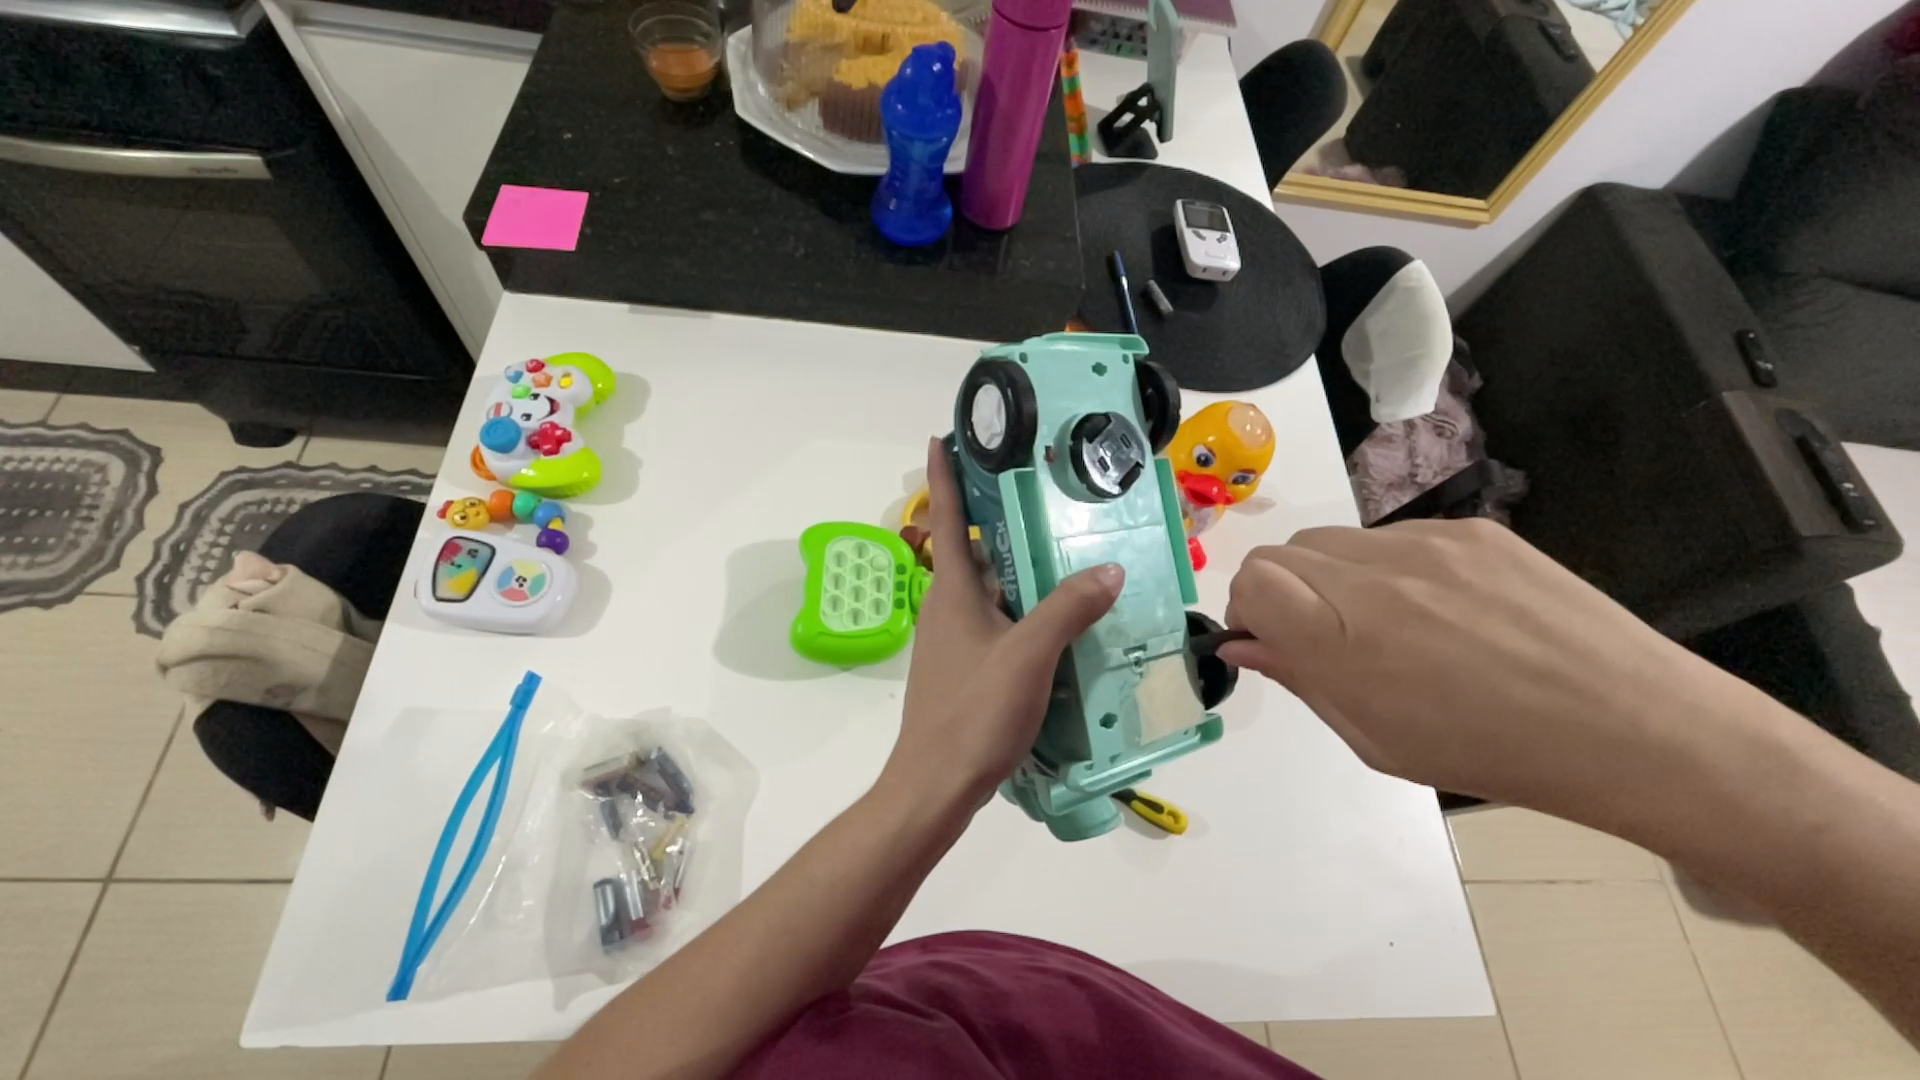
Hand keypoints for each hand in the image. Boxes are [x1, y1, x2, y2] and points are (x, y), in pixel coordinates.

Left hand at [883, 438, 1123, 809]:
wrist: (935, 785)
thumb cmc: (972, 713)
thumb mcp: (1027, 656)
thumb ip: (1067, 610)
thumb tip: (1108, 566)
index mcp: (952, 592)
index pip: (944, 517)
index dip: (945, 475)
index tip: (942, 437)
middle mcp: (948, 608)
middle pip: (975, 551)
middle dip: (1004, 522)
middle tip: (1050, 498)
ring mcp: (955, 642)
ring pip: (992, 592)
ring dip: (1023, 573)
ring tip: (1071, 556)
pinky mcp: (967, 670)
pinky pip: (1000, 626)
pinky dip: (1027, 614)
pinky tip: (1064, 626)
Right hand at [1217, 519, 1764, 816]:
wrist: (1630, 726)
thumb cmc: (1487, 753)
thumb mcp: (1374, 739)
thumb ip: (1300, 678)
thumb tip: (1248, 643)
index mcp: (1341, 635)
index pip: (1250, 579)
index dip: (1249, 610)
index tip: (1274, 641)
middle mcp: (1372, 572)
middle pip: (1284, 552)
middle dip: (1287, 593)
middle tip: (1330, 639)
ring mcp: (1426, 542)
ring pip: (1337, 541)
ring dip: (1337, 578)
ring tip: (1397, 627)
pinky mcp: (1473, 530)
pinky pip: (1397, 536)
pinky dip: (1393, 568)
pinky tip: (1445, 612)